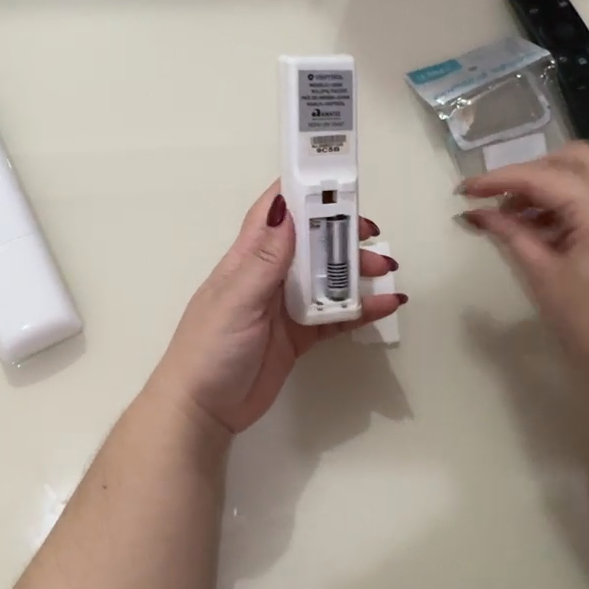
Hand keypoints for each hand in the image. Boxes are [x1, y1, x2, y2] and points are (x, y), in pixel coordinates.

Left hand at [146, 184, 405, 435]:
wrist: (202, 410)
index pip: (275, 212)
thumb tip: (286, 209)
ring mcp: (283, 307)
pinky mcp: (298, 337)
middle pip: (311, 243)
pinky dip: (360, 309)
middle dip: (343, 233)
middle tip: (375, 233)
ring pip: (327, 277)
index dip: (303, 191)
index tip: (338, 178)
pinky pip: (334, 316)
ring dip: (356, 270)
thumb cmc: (210, 348)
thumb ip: (265, 260)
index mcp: (246, 259)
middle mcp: (267, 276)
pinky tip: (386, 305)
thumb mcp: (237, 300)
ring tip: (386, 271)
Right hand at [459, 142, 588, 412]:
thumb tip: (476, 212)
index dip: (499, 179)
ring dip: (555, 186)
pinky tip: (554, 233)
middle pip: (576, 158)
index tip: (463, 191)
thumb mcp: (544, 280)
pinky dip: (579, 202)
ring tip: (520, 221)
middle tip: (498, 201)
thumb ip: (510, 235)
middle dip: (531, 172)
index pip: (544, 176)